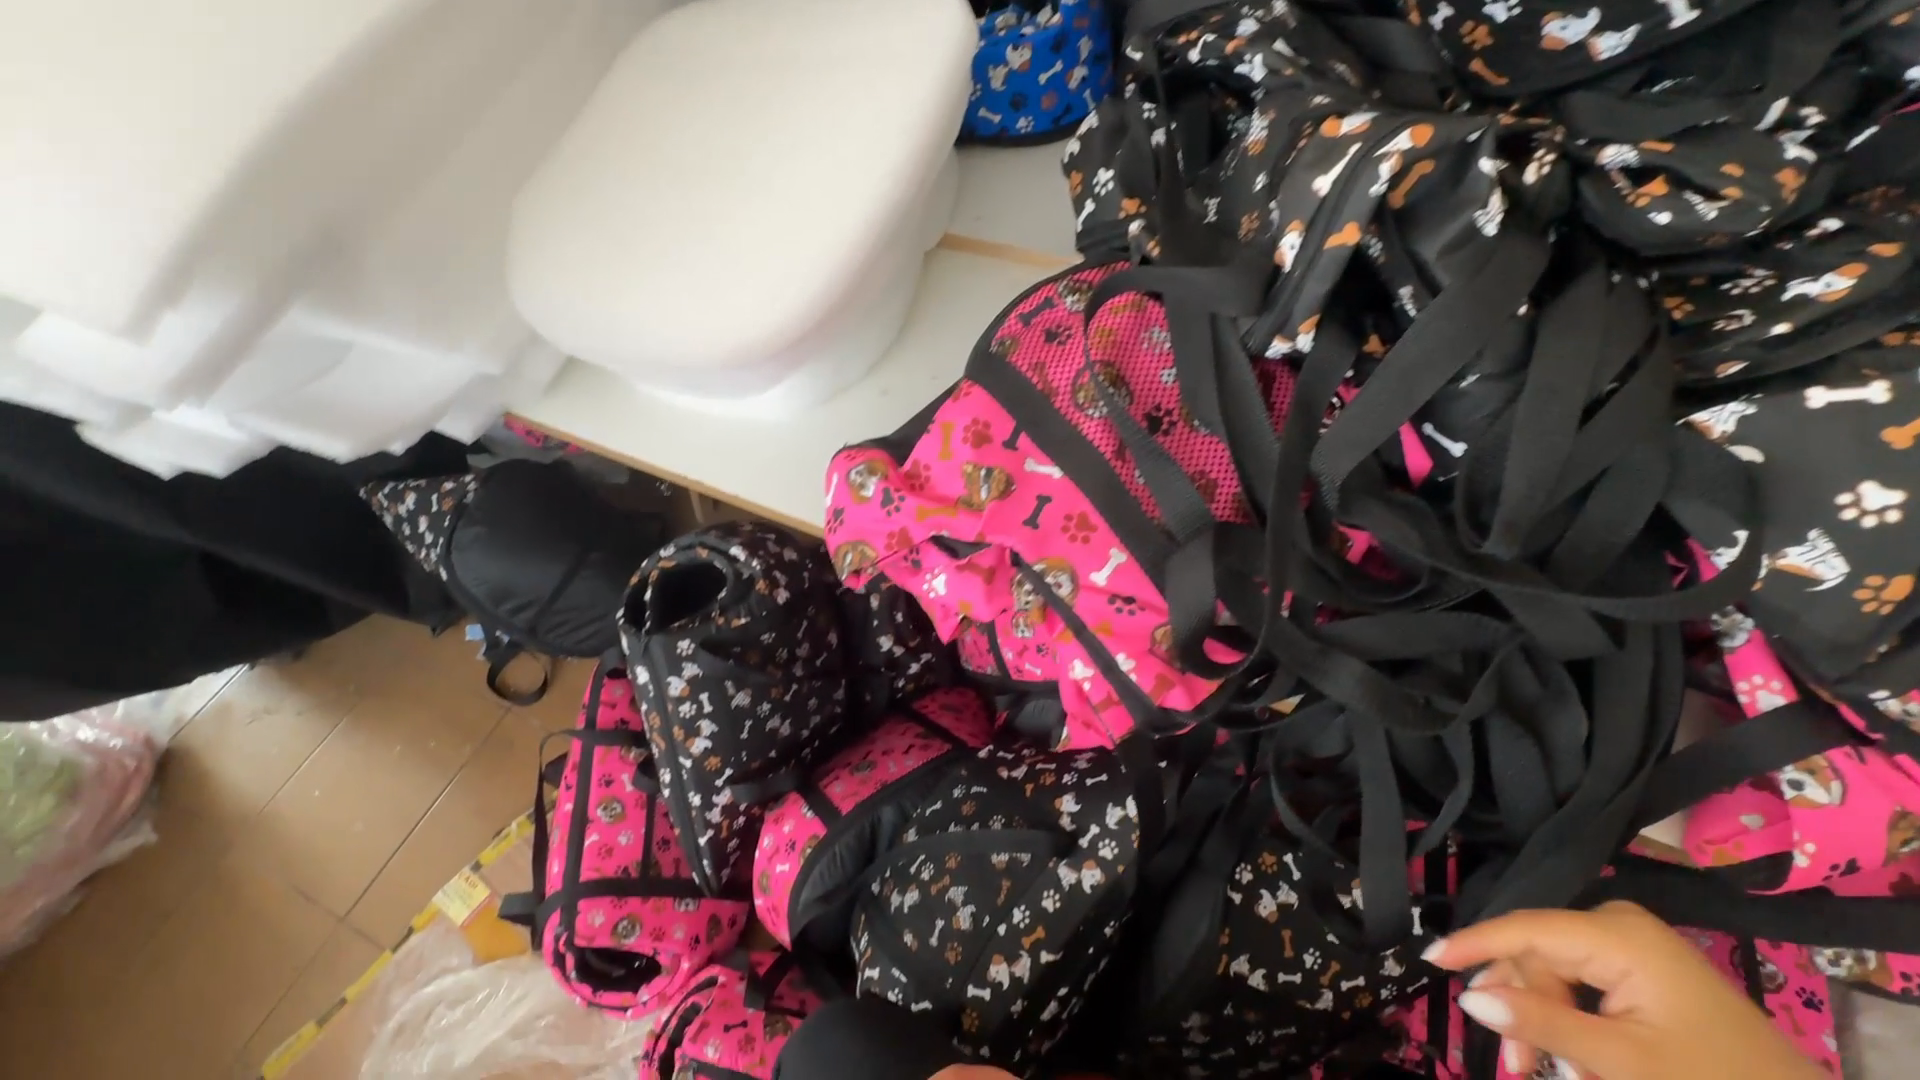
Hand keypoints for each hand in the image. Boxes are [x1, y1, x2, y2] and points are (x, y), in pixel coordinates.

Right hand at [1420, 901, 1824, 1079]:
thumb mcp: (1621, 1062)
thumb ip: (1541, 1023)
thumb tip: (1469, 997)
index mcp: (1617, 935)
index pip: (1525, 928)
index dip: (1473, 943)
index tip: (1428, 959)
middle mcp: (1619, 928)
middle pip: (1537, 954)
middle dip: (1519, 1005)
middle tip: (1515, 1066)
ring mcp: (1633, 949)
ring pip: (1555, 973)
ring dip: (1541, 1020)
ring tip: (1539, 1070)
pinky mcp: (1642, 973)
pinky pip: (1582, 985)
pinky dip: (1569, 1021)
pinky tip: (1572, 1060)